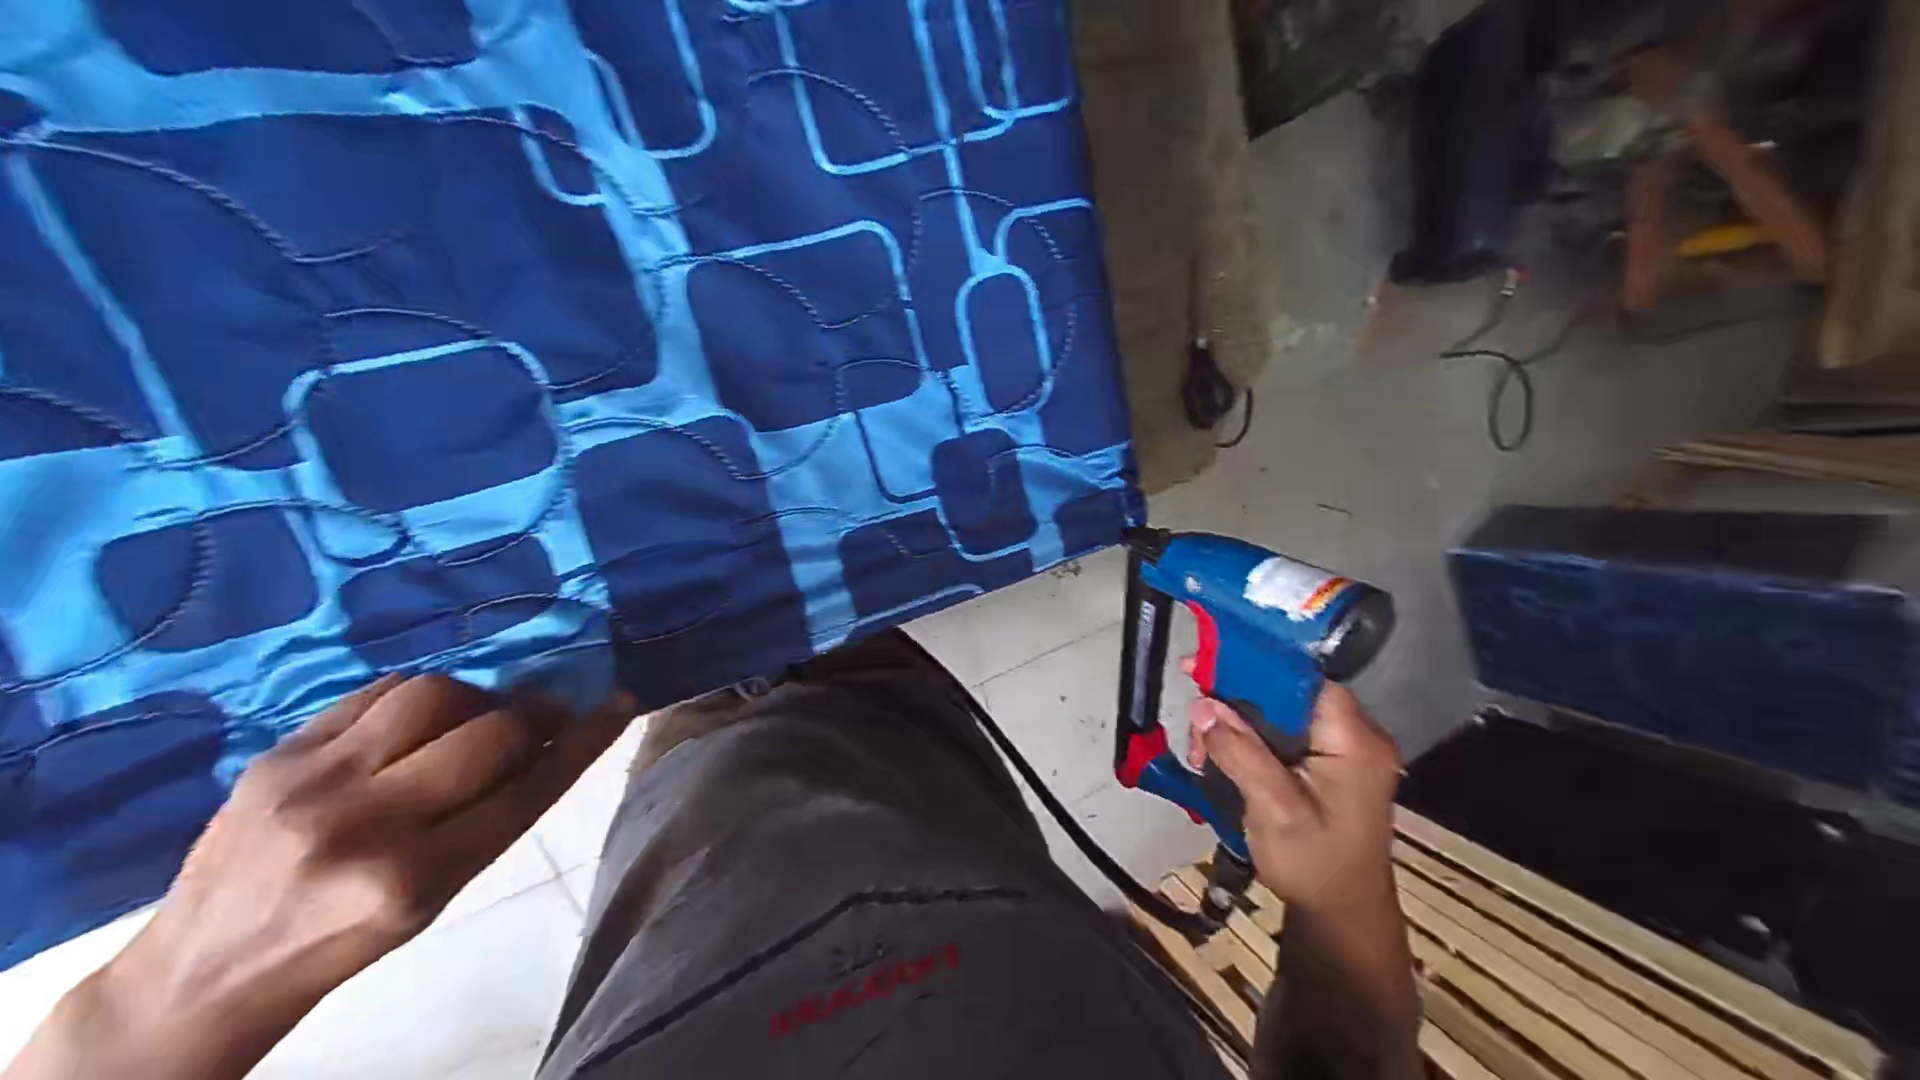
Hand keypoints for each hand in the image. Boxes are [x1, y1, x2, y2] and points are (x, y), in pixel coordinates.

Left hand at [12, 674, 633, 1079]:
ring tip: (477, 716)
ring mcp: (312, 782)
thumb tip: (554, 739)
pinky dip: (421, 695)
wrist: (200, 972)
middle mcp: (363, 825)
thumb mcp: (439, 894)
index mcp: (414, 878)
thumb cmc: (346, 938)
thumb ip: (498, 814)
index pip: (529, 788)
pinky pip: (379, 691)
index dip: (584, 739)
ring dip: (477, 699)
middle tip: (547, 714)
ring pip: (435, 694)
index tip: (619, 703)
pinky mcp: (277, 754)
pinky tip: (422, 717)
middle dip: (535, 714)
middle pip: (489, 733)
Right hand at [1182, 665, 1401, 912]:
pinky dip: (1245, 739)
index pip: (1301, 679)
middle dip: (1232, 701)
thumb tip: (1201, 704)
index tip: (1202, 664)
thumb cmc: (1314, 864)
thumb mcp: (1274, 809)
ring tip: (1202, 752)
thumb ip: (1239, 752)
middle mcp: (1352, 735)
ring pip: (1274, 712)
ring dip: (1233, 724)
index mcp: (1354, 740)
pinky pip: (1278, 733)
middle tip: (1195, 722)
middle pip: (1283, 692)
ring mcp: (1339, 749)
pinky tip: (1218, 756)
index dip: (1251, 666)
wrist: (1341, 916)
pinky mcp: (1324, 763)